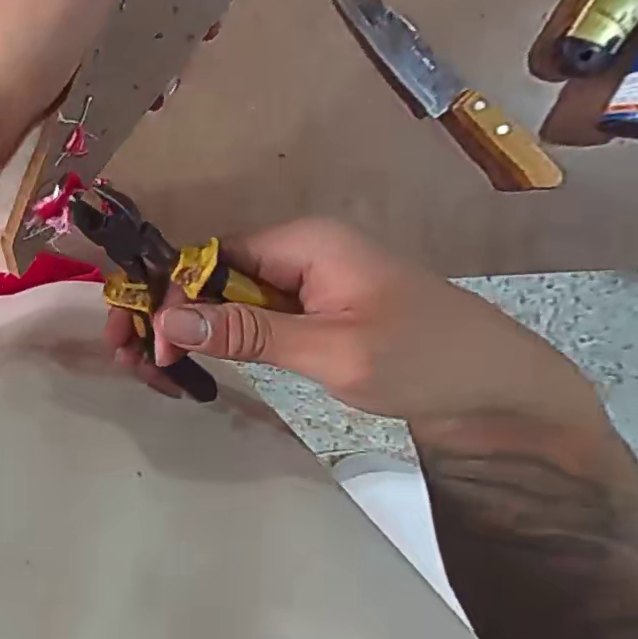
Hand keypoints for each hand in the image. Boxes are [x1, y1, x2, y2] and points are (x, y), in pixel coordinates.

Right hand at [106, 219, 605, 427]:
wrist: (503, 394)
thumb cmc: (428, 361)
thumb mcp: (334, 350)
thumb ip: (247, 333)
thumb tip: (167, 319)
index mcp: (301, 244)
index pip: (206, 260)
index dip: (170, 300)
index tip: (155, 349)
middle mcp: (289, 254)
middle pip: (200, 278)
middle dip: (162, 317)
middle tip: (134, 360)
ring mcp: (293, 283)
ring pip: (212, 301)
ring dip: (179, 333)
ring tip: (155, 371)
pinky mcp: (296, 311)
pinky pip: (235, 319)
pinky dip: (208, 342)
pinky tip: (187, 367)